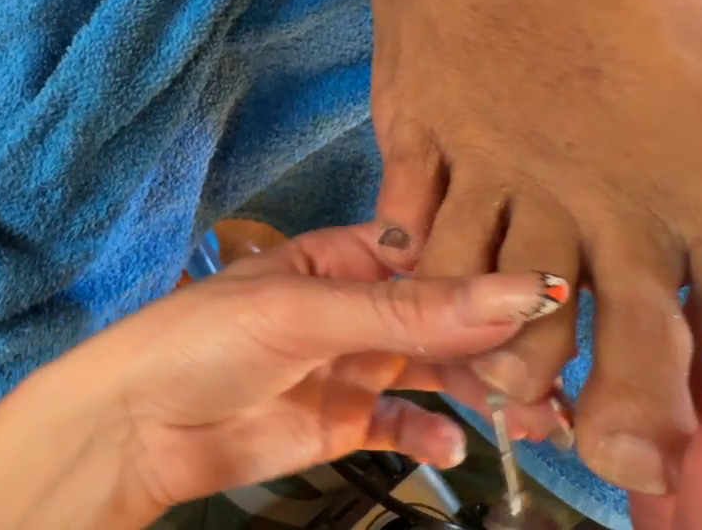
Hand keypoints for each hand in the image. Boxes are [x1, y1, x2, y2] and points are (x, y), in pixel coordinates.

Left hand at [59, 224, 564, 511]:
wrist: (141, 424)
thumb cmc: (203, 339)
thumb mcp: (301, 313)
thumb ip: (403, 311)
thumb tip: (514, 291)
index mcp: (336, 258)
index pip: (429, 256)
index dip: (489, 274)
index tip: (561, 299)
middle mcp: (350, 307)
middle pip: (443, 318)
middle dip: (498, 341)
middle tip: (556, 375)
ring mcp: (348, 365)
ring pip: (436, 371)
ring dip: (484, 391)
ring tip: (532, 417)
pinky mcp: (342, 421)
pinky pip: (406, 423)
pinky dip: (434, 435)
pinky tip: (451, 446)